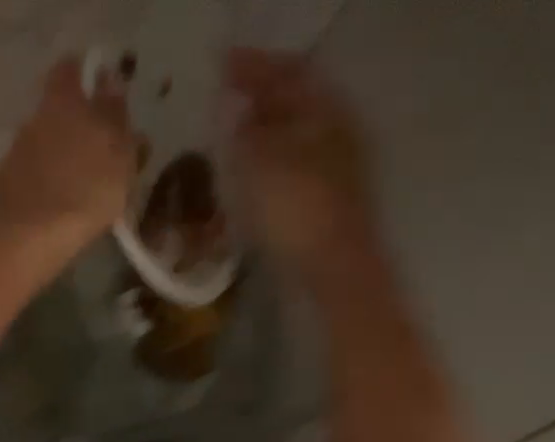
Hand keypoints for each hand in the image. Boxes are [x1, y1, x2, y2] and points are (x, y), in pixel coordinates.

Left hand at [0, 57, 137, 246]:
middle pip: (55, 110)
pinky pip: (30, 171)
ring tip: (79, 179)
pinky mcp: (5, 184)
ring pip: (42, 142)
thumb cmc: (90, 187)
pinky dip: (43, 178)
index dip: (82, 73)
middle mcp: (32, 120)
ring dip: (58, 153)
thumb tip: (110, 80)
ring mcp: (15, 153)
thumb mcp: (119, 149)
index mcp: (62, 103)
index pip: (68, 69)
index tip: (97, 87)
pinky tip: (57, 198)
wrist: (38, 237)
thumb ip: (114, 112)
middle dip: (74, 122)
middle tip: (97, 145)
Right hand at [228, 49, 377, 276]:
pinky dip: (266, 154)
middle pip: (294, 99)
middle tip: (220, 92)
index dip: (253, 65)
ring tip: (227, 128)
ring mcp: (334, 164)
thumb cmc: (295, 208)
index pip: (288, 72)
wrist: (332, 267)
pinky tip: (245, 166)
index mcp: (324, 111)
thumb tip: (238, 113)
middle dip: (258, 93)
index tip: (219, 62)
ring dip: (261, 125)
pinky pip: (291, 159)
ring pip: (292, 130)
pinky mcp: (325, 196)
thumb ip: (247, 130)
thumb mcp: (260, 161)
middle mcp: (335, 130)